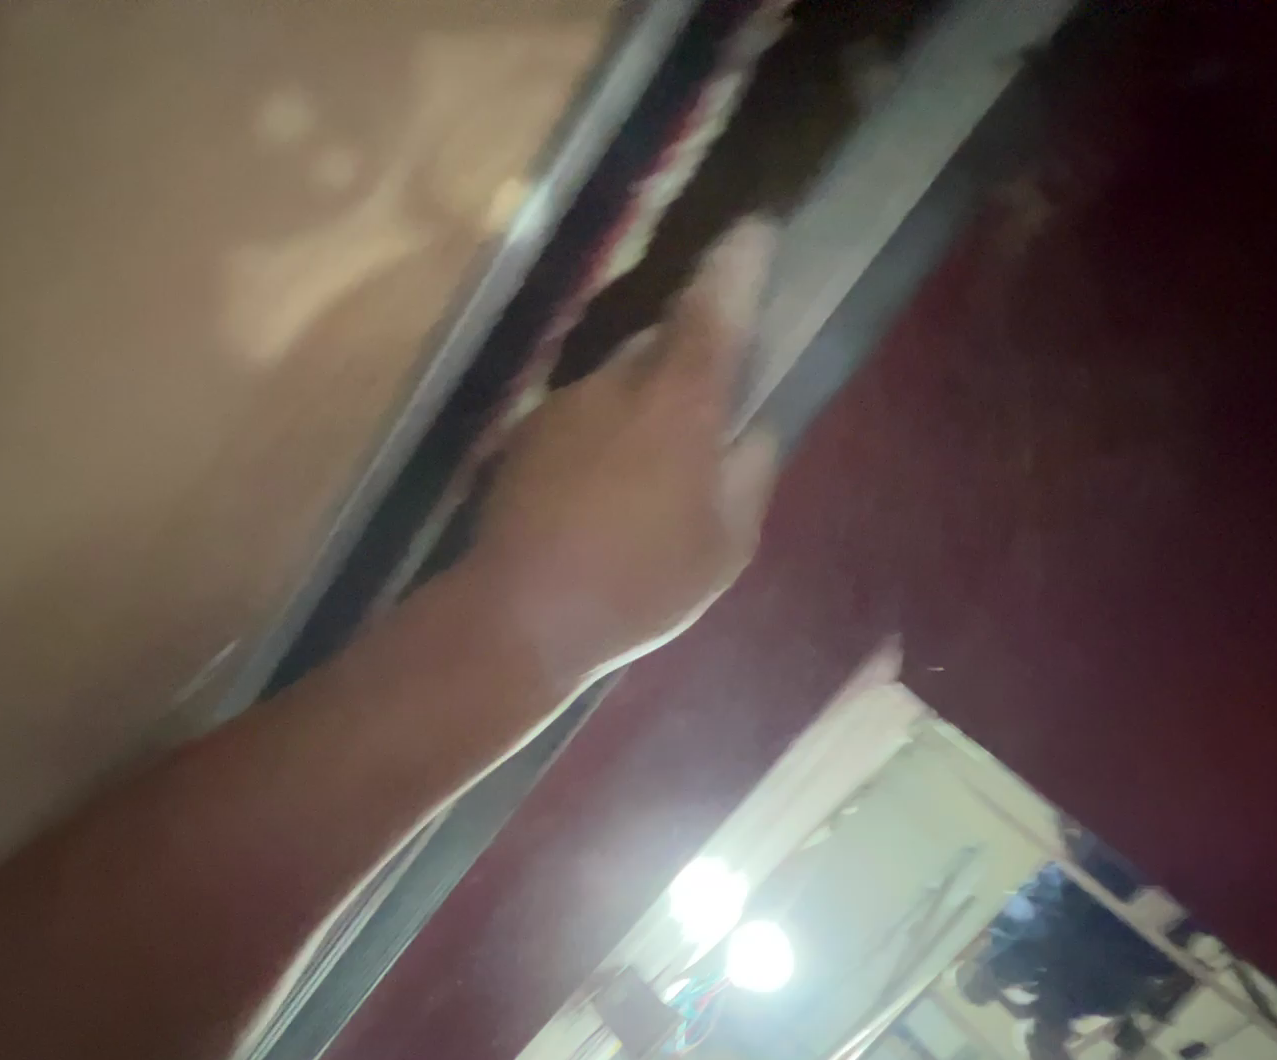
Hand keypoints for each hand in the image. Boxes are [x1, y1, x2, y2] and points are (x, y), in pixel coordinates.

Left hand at [462, 219, 780, 684]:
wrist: (522, 612)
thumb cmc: (640, 584)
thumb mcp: (725, 546)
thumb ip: (749, 475)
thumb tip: (751, 433)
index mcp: (679, 403)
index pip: (715, 310)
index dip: (739, 265)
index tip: (754, 230)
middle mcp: (615, 384)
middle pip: (660, 347)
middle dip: (685, 368)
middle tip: (696, 428)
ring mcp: (561, 406)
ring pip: (615, 386)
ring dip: (636, 413)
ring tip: (637, 483)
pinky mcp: (523, 436)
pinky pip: (577, 419)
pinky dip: (596, 441)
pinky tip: (592, 497)